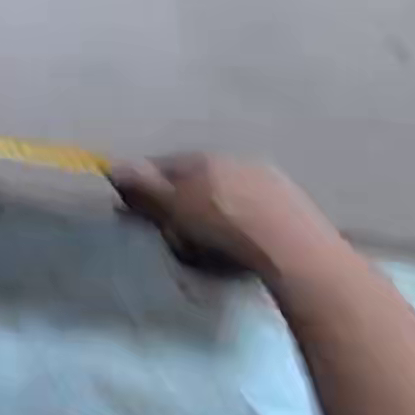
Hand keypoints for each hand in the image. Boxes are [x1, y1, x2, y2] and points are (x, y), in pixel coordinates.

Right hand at [110, 153, 342, 277]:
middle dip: (183, 198)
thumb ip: (141, 185)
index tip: (140, 209)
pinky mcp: (300, 206)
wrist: (302, 257)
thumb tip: (112, 166)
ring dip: (215, 209)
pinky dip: (245, 220)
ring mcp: (272, 181)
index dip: (146, 186)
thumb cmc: (222, 227)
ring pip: (227, 192)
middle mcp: (234, 159)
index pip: (160, 165)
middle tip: (177, 226)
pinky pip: (257, 209)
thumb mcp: (171, 208)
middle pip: (196, 177)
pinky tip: (244, 241)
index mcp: (201, 156)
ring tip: (212, 238)